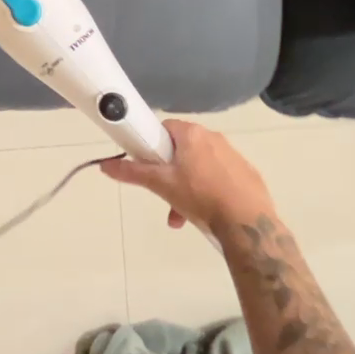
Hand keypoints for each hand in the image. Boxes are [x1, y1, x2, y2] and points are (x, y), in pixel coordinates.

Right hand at [100, 118, 274, 235]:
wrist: (248, 224)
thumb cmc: (200, 196)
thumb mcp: (160, 184)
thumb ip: (132, 172)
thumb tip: (103, 165)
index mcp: (192, 133)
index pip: (164, 129)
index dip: (153, 145)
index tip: (150, 165)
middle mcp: (214, 137)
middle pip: (183, 150)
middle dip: (171, 174)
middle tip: (164, 195)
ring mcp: (235, 156)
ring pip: (202, 167)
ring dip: (189, 187)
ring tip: (184, 216)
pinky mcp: (250, 176)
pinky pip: (223, 178)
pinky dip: (212, 191)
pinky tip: (210, 214)